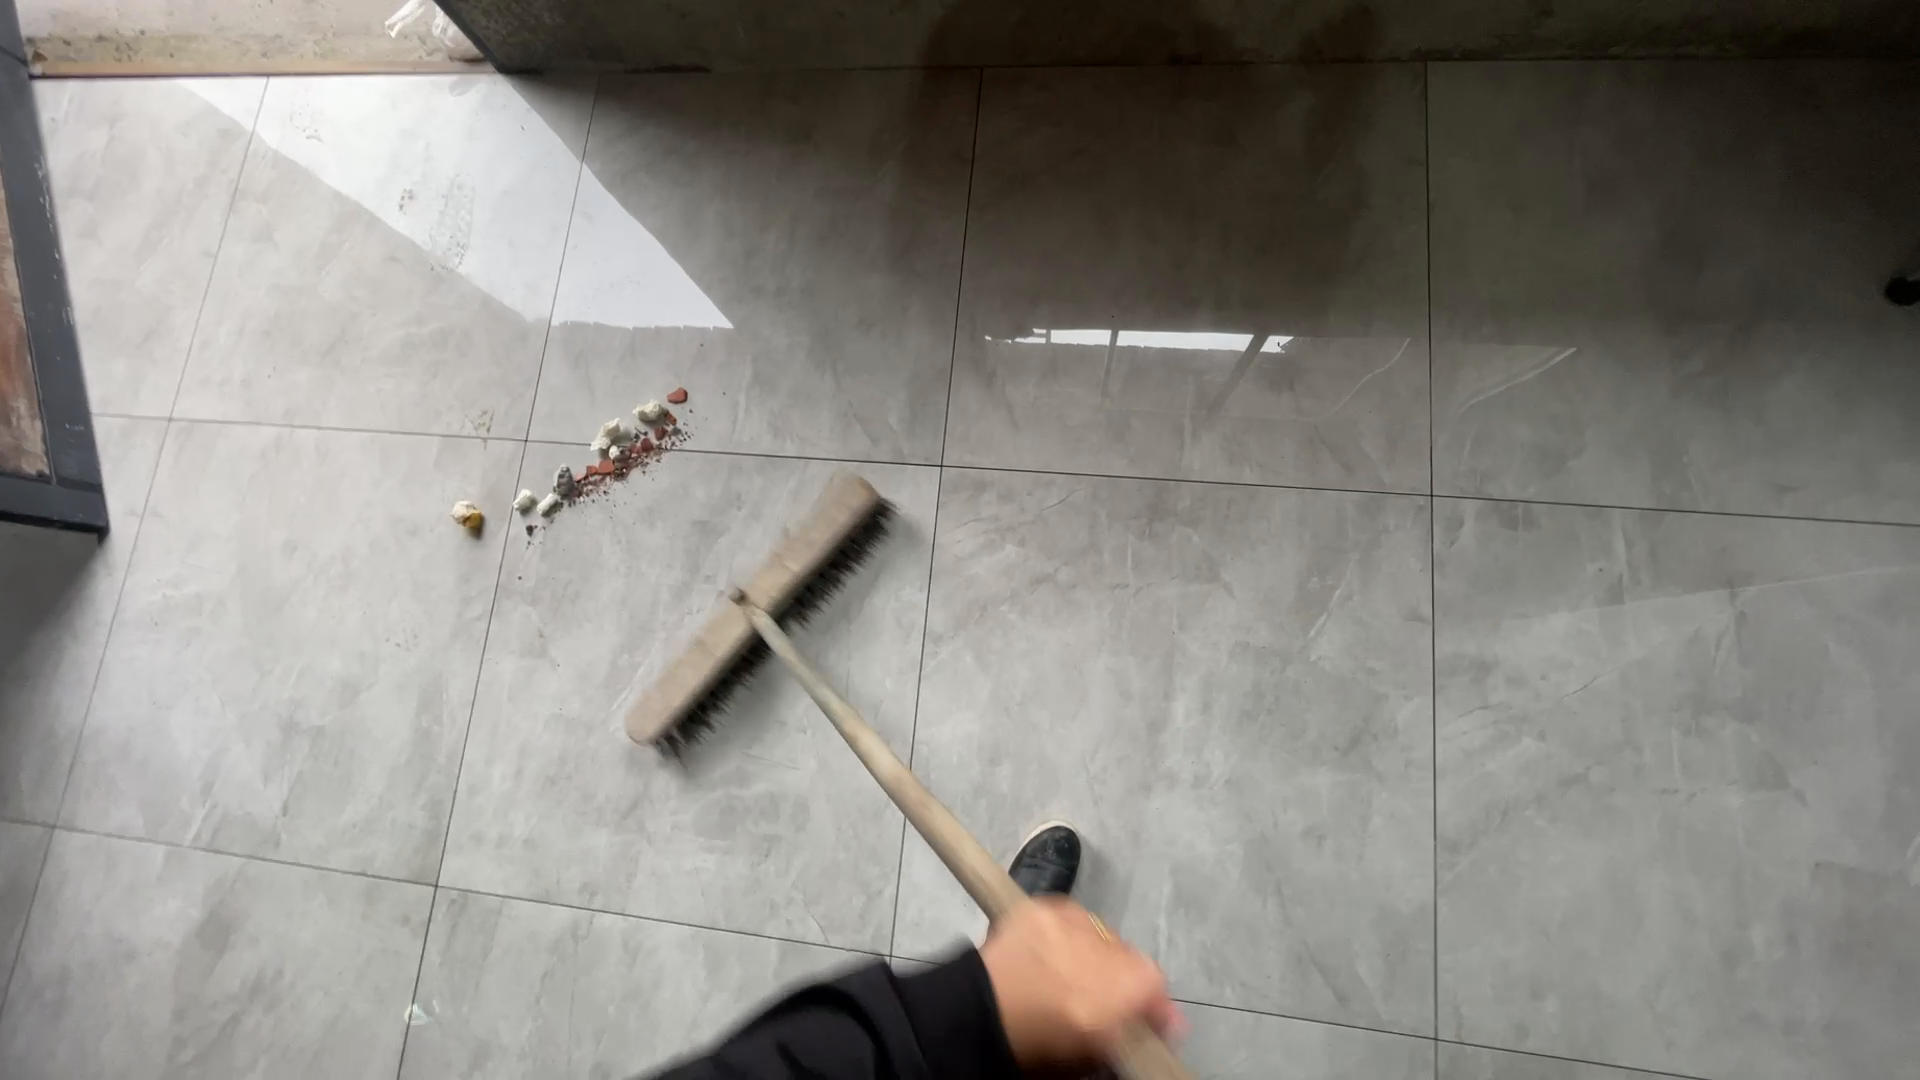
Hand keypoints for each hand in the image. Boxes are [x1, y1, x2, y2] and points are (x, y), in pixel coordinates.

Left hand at [978, 897, 1184, 1066]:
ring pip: (1101, 934)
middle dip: (1121, 976)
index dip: (1155, 1003)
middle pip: (1128, 955)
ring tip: (1072, 973)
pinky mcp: (1043, 905)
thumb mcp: (1093, 1049)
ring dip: (1095, 953)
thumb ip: (1131, 1032)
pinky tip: (1053, 951)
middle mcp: (1101, 946)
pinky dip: (1067, 933)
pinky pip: (1070, 916)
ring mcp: (1071, 920)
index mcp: (1118, 988)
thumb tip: (1164, 1023)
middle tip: (1102, 997)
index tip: (1150, 1018)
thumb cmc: (1038, 1042)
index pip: (1155, 981)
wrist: (980, 1011)